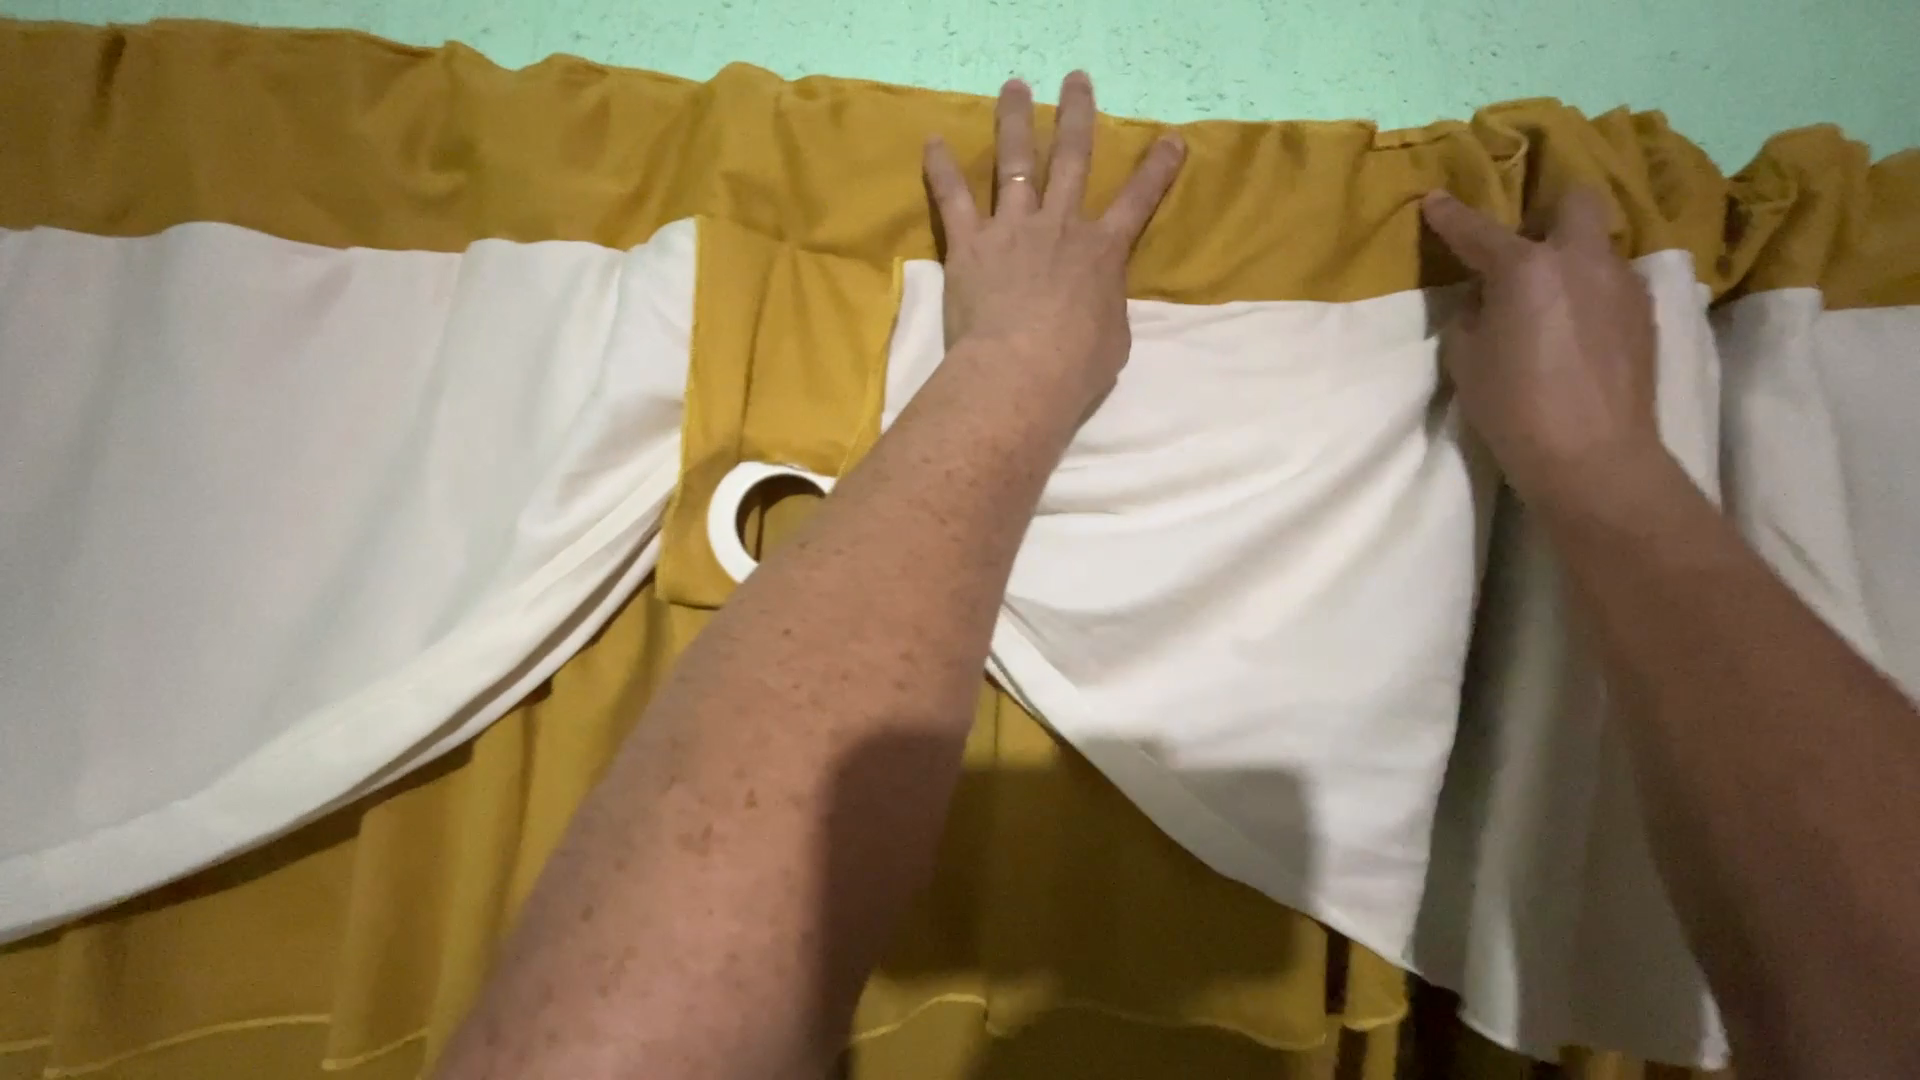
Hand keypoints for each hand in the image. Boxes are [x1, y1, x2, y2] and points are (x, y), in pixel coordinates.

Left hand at [924, 72, 1184, 413]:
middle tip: (1076, 81)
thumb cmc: (1076, 367)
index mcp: (1102, 252)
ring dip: (1014, 120)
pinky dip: (940, 170)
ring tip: (1014, 87)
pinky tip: (932, 142)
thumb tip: (1098, 301)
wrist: (1022, 370)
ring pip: (1015, 162)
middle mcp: (1060, 226)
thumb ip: (1107, 308)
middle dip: (1077, 116)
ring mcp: (1013, 229)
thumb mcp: (1114, 340)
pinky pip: (953, 199)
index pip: (1138, 201)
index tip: (1171, 140)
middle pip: (1072, 158)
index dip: (1157, 170)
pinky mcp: (970, 244)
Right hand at [1422, 189, 1670, 517]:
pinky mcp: (1644, 311)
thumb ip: (1471, 316)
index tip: (1435, 200)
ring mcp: (1622, 282)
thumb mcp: (1466, 359)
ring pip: (1597, 243)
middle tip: (1520, 241)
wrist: (1591, 453)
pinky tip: (1572, 326)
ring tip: (1545, 294)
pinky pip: (1610, 280)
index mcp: (1527, 268)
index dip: (1451, 215)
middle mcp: (1581, 260)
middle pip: (1575, 201)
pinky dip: (1587, 288)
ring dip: (1569, 255)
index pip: (1478, 231)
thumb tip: (1484, 300)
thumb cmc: (1512, 406)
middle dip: (1545, 209)